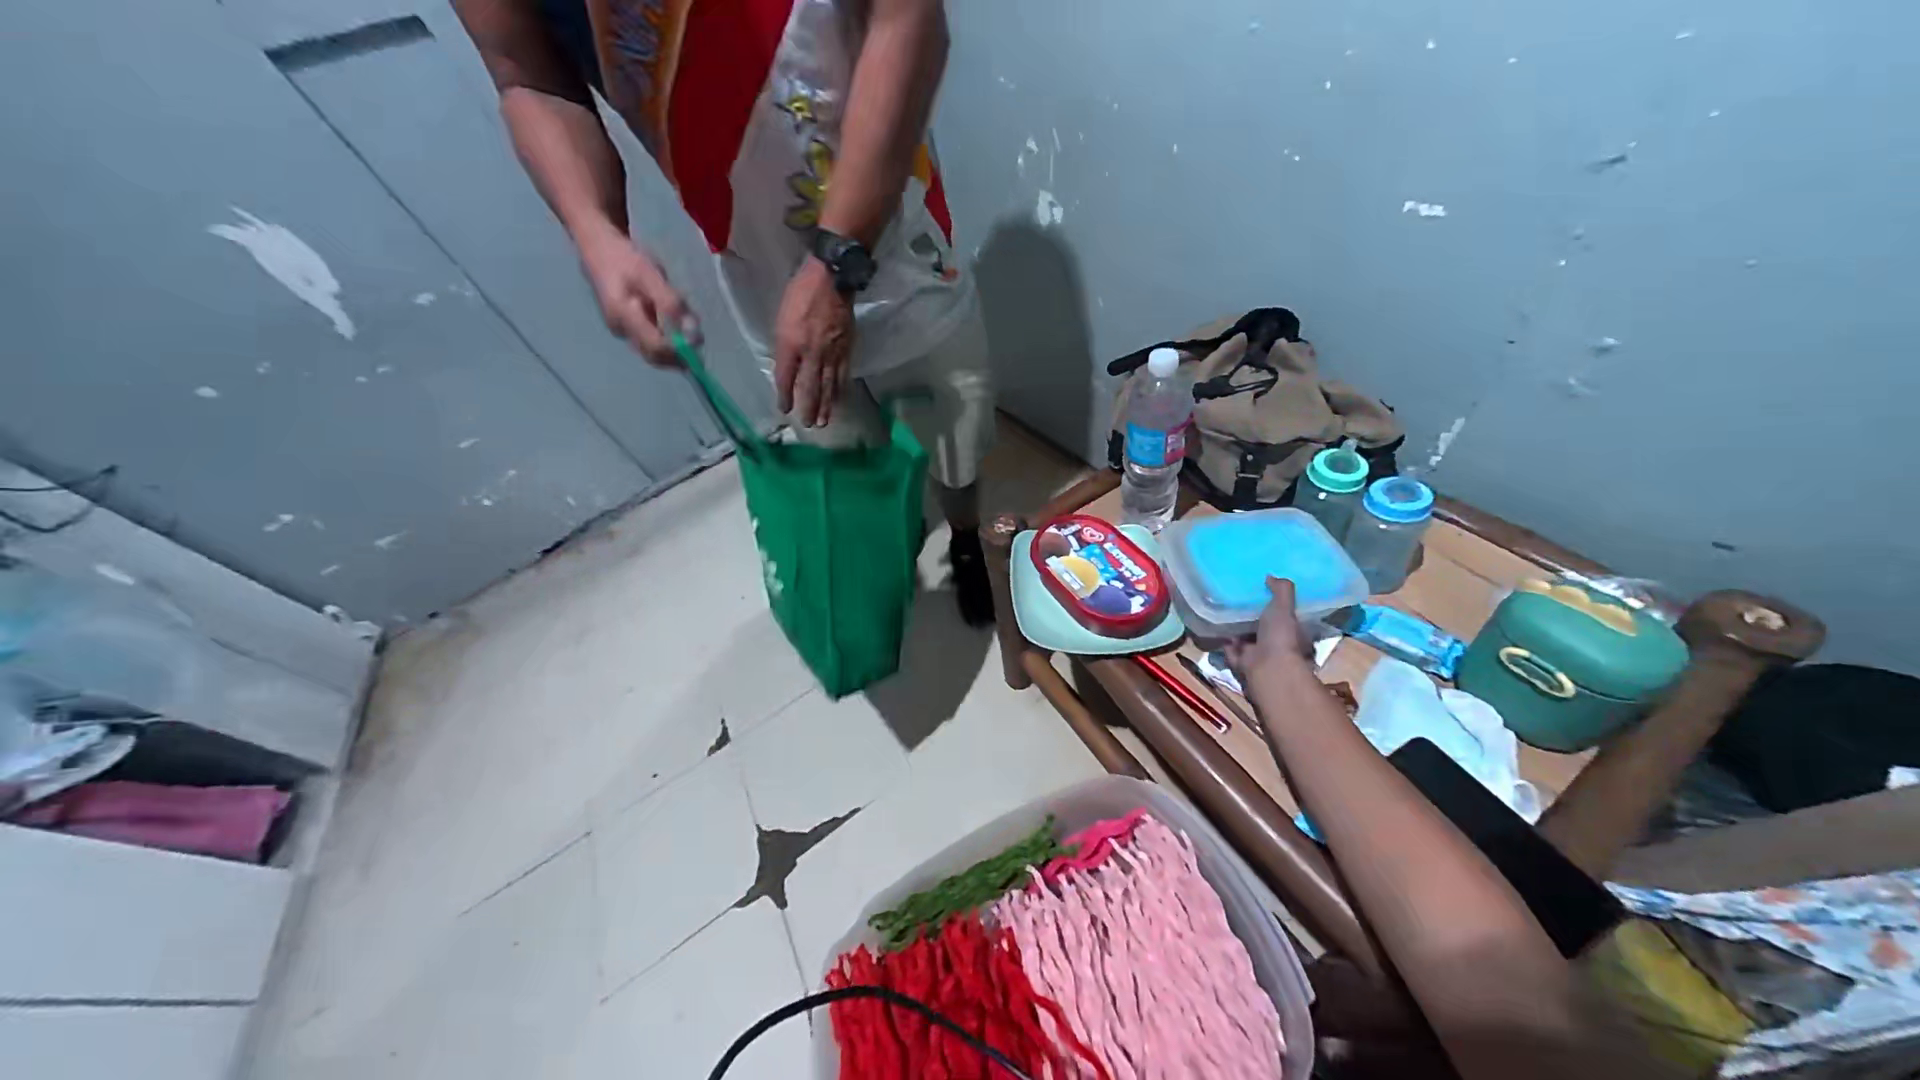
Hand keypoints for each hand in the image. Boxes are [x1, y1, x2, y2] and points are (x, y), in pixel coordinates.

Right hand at [578, 227, 699, 366]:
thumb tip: (690, 332)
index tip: (698, 342)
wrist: (597, 245)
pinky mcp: (627, 327)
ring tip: (685, 326)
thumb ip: (670, 304)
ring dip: (674, 346)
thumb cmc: (624, 257)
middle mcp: (621, 330)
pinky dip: (666, 338)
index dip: (679, 351)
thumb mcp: (650, 275)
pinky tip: (673, 322)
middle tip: (697, 339)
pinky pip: (651, 341)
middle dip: (679, 353)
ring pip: (654, 350)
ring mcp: (622, 330)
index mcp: (623, 316)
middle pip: (655, 356)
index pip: (656, 348)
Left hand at [774, 258, 853, 426]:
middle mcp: (811, 353)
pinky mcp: (846, 350)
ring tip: (823, 422)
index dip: (784, 395)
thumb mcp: (782, 318)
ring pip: (828, 386)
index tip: (784, 409)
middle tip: (807, 425)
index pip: (785, 377)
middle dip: (807, 408)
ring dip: (825, 406)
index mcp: (790, 344)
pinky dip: (840, 390)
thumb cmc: (801, 294)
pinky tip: (839, 400)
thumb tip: (787, 365)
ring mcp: (831, 354)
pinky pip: (843, 375)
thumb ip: (784, 345)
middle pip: (809, 387)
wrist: (832, 279)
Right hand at [1225, 577, 1313, 681]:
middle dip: (1253, 619)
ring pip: (1247, 640)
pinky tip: (1217, 628)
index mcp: (1293, 633)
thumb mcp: (1284, 606)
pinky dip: (1226, 642)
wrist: (1267, 667)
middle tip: (1239, 601)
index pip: (1286, 618)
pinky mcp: (1243, 664)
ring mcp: (1260, 656)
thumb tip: (1271, 576)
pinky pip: (1231, 650)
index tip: (1263, 595)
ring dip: (1237, 630)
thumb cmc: (1281, 636)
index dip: (1276, 608)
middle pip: (1264, 629)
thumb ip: (1281, 590)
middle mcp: (1278, 646)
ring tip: (1224, 612)